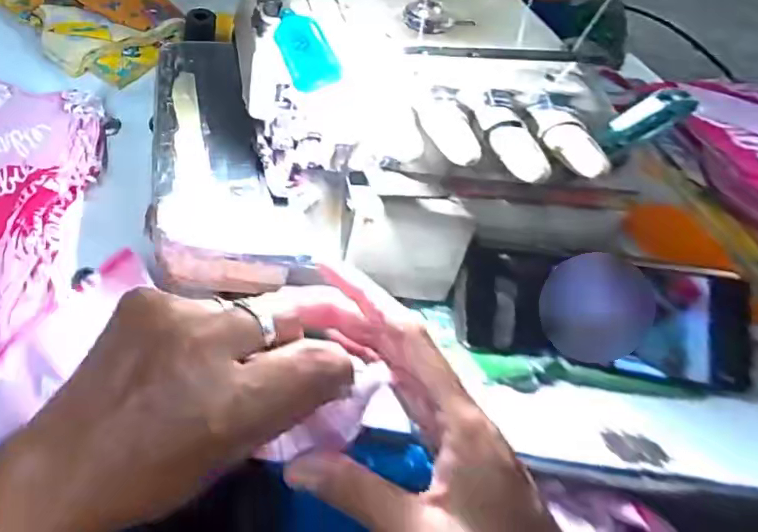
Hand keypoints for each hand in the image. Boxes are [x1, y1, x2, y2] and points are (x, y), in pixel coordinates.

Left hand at [0, 287, 356, 531]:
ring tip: (214, 355)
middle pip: (274, 317)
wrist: (71, 455)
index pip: (316, 360)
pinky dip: (191, 324)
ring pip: (227, 308)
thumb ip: (275, 411)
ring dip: (232, 330)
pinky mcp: (139, 295)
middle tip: (280, 351)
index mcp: (232, 398)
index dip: (334, 362)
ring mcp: (167, 308)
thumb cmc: (154, 474)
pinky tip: (175, 347)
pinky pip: (186, 303)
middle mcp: (204, 339)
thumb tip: (318, 377)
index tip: (337, 365)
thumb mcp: (227, 454)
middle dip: (284, 336)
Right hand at [280, 263, 558, 531]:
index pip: (409, 337)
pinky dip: (379, 375)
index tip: (327, 265)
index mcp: (464, 422)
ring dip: (366, 341)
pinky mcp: (461, 459)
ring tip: (319, 324)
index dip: (366, 295)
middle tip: (307, 295)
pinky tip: (354, 375)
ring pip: (410, 371)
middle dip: (358, 313)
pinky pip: (412, 398)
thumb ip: (358, 490)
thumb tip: (292, 462)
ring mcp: (465, 438)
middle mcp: (465, 418)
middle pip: (407, 347)